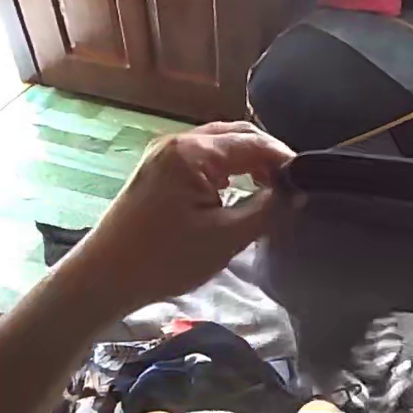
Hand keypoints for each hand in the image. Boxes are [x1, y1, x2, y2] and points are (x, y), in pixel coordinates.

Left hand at [58, 121, 292, 317]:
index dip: (285, 160)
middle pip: (235, 136)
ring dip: (245, 164)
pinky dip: (222, 171)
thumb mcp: (226, 237)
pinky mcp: (154, 171)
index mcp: (194, 151)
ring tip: (267, 192)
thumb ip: (267, 209)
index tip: (307, 183)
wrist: (105, 276)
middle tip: (289, 188)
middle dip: (266, 158)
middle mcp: (177, 142)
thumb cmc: (165, 259)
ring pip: (217, 147)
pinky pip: (198, 160)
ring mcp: (162, 154)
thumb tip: (295, 191)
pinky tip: (233, 193)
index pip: (253, 141)